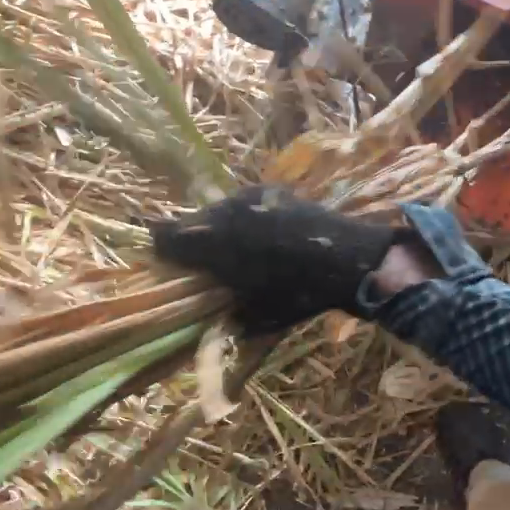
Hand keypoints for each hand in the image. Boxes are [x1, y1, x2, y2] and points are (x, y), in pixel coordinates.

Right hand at [150, 187, 399, 333]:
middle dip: (193, 243)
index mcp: (209, 242)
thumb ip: (227, 314)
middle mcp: (221, 212)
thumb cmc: (298, 294)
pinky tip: (264, 237)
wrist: (348, 259)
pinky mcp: (270, 191)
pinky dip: (244, 220)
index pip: (163, 237)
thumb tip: (213, 318)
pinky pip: (243, 205)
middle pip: (190, 222)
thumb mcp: (257, 316)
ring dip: (220, 230)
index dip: (162, 252)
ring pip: (217, 212)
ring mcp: (246, 197)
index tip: (169, 266)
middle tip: (205, 264)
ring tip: (239, 251)